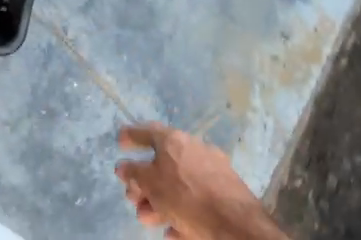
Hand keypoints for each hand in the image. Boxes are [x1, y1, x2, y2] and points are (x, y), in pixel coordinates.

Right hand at [115, 123, 287, 239]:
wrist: (240, 227)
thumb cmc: (187, 197)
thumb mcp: (150, 183)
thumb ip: (132, 173)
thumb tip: (123, 168)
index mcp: (173, 139)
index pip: (144, 131)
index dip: (128, 137)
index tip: (120, 145)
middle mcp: (195, 149)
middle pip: (161, 165)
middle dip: (144, 186)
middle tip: (134, 199)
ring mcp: (215, 172)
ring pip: (180, 185)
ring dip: (161, 203)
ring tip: (151, 220)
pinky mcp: (230, 194)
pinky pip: (198, 199)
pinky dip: (183, 213)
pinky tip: (174, 232)